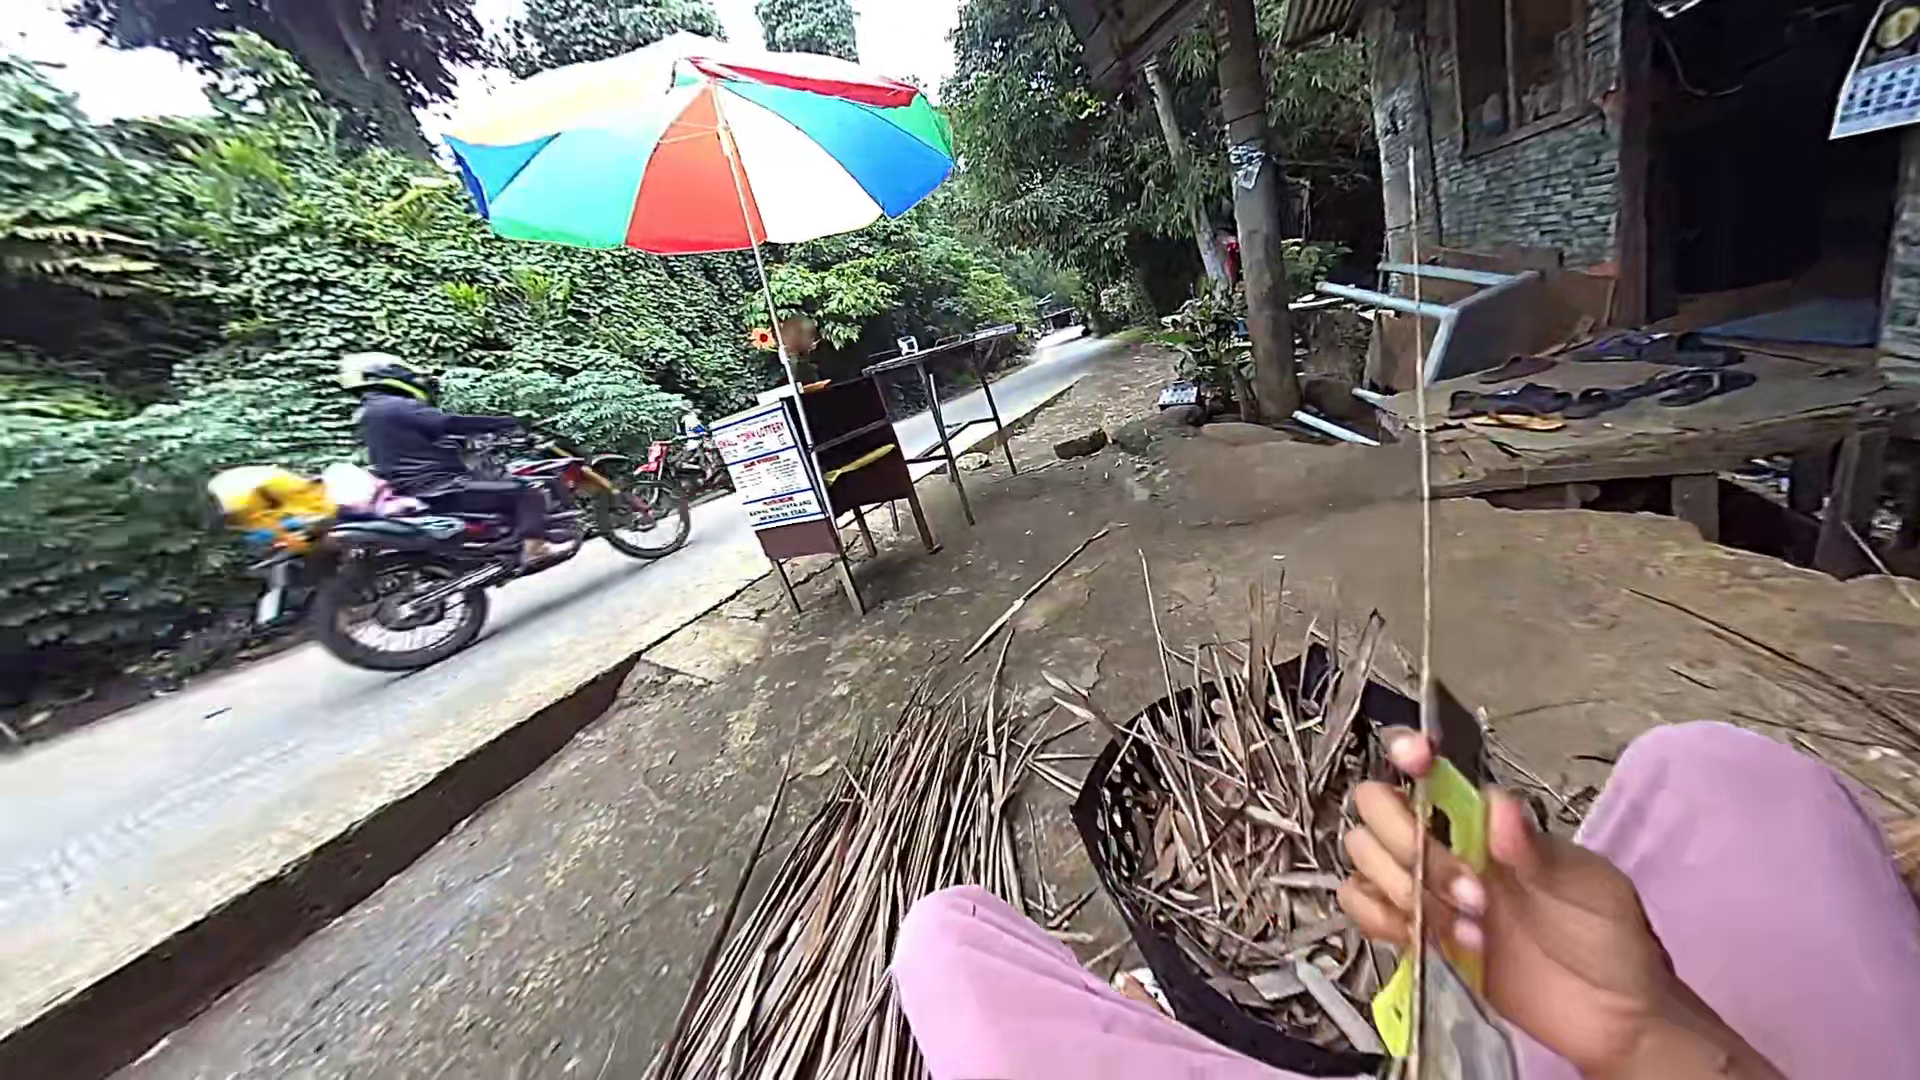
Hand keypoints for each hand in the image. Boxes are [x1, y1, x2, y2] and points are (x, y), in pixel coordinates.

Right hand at [1337, 731, 1760, 1077]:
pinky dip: (1379, 916)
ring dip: (1406, 889)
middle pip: (1373, 803)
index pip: (1419, 763)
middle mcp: (1430, 834)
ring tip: (1467, 930)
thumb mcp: (1588, 885)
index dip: (1405, 749)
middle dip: (1410, 843)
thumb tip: (1500, 807)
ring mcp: (1409, 875)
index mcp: (1470, 814)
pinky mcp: (1397, 917)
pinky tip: (1421, 936)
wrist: (1608, 1018)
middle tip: (1471, 893)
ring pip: (1361, 850)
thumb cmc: (1602, 938)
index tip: (1416, 758)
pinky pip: (1354, 898)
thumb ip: (1537, 847)